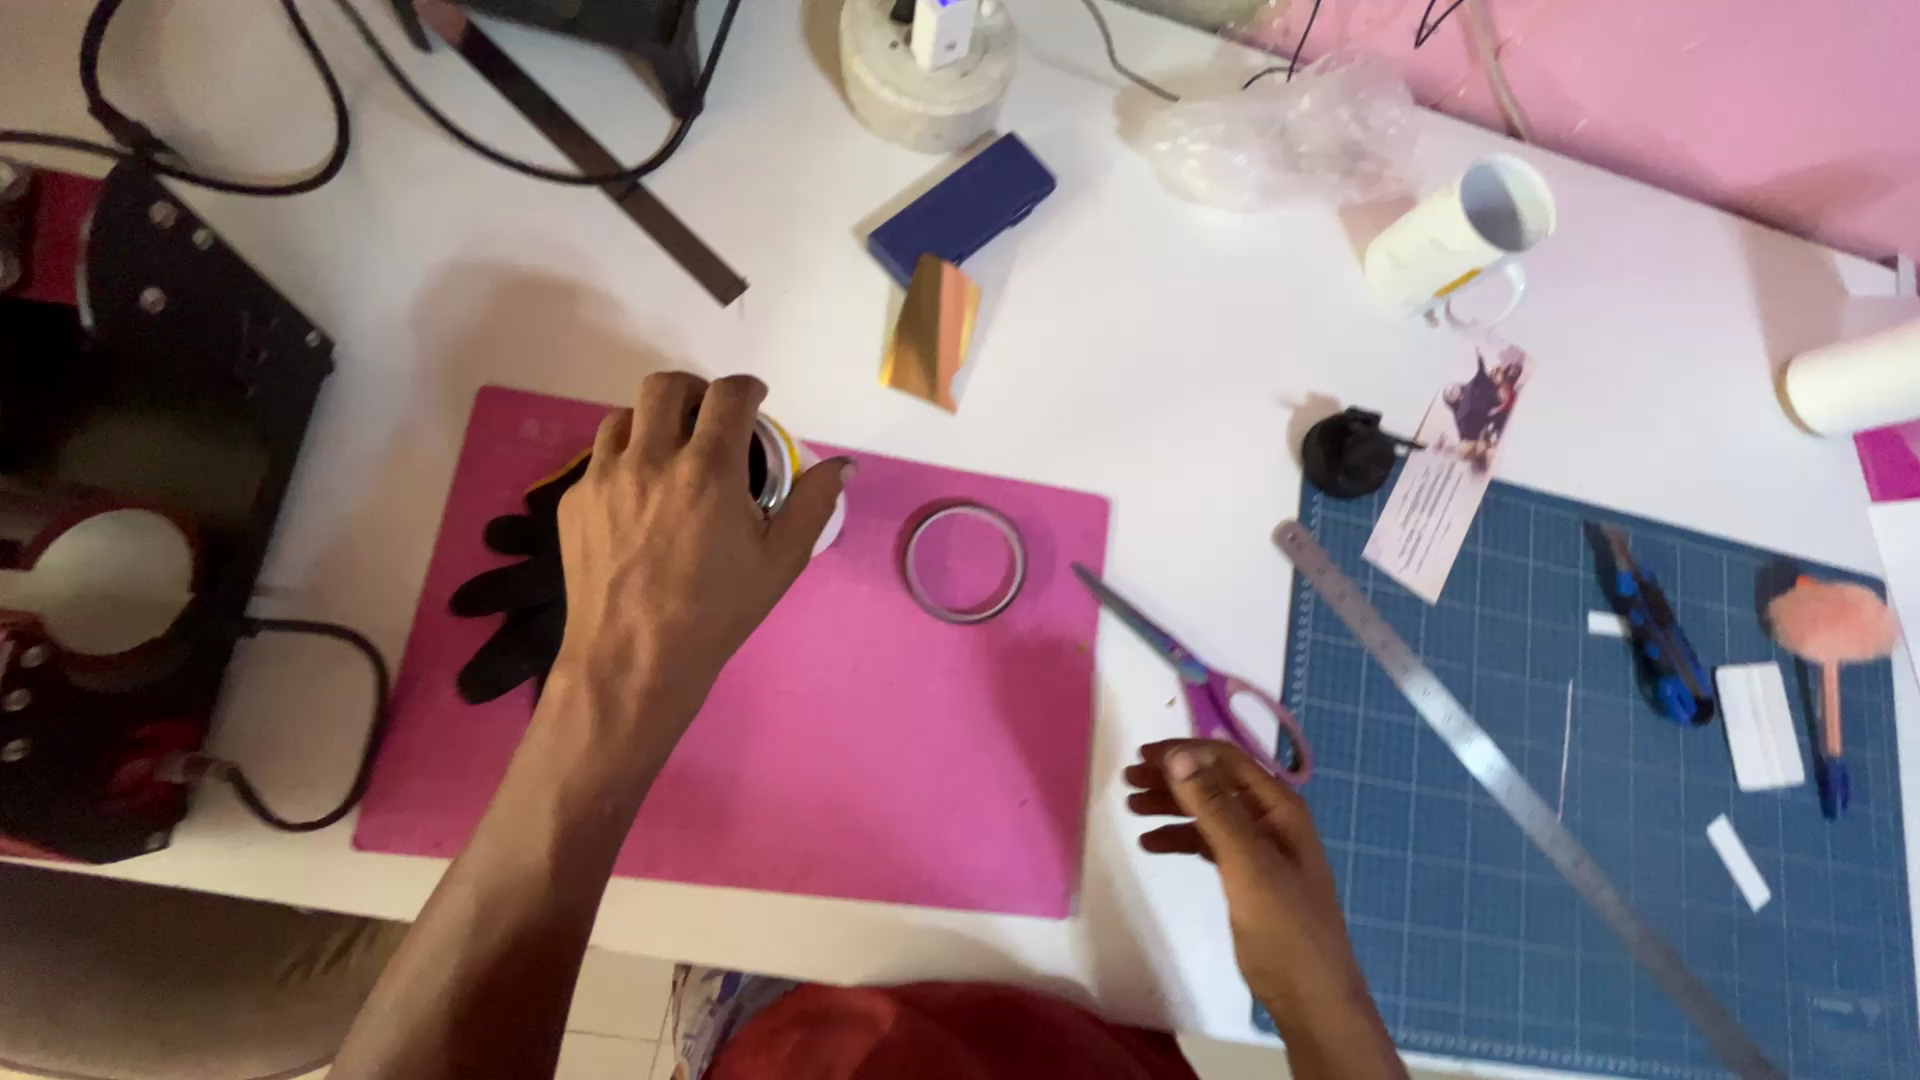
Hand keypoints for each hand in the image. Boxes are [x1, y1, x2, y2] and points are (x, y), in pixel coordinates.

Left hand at [552, 373, 849, 737]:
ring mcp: (604, 478)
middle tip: (710, 414)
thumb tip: (843, 466)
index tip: (756, 399)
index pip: (728, 395)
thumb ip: (814, 503)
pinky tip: (640, 499)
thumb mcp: (781, 561)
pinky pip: (600, 460)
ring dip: (654, 421)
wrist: (633, 659)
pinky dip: (626, 461)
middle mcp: (651, 459)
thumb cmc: (717, 611)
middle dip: (695, 388)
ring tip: (671, 451)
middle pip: (666, 386)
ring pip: (624, 416)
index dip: (747, 388)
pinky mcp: (574, 502)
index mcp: (708, 470)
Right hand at [1126, 740, 1404, 1077]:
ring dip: (1170, 805)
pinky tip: (1151, 843)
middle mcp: (1269, 818)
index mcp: (1279, 807)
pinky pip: (1205, 841)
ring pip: (1206, 811)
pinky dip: (1178, 837)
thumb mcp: (1247, 863)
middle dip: (1171, 777)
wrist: (1312, 1000)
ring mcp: (1258, 847)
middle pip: (1213, 782)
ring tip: (1131, 807)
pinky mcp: (1245, 874)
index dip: (1184, 753)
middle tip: (1128, 780)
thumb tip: (1177, 755)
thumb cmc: (1285, 927)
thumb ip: (1213, 807)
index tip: (1143, 757)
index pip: (1226, 760)